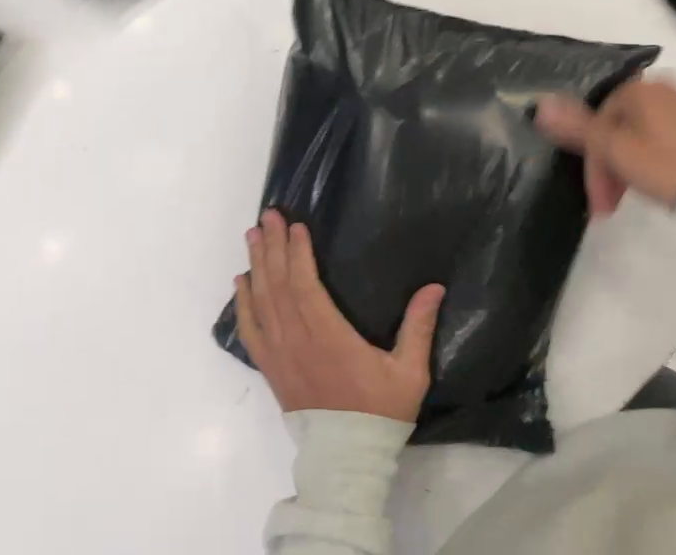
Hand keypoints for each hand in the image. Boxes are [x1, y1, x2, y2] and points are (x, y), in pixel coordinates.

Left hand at [234, 209, 445, 422]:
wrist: (347, 460)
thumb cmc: (380, 412)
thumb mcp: (409, 373)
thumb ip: (418, 328)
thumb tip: (435, 287)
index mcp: (328, 338)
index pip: (305, 286)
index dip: (298, 253)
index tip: (296, 225)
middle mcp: (297, 342)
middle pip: (279, 286)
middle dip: (273, 247)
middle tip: (268, 215)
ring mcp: (279, 356)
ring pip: (261, 302)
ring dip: (256, 266)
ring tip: (253, 235)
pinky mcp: (271, 369)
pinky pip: (250, 330)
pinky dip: (243, 303)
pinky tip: (241, 281)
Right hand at [535, 79, 675, 215]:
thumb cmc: (670, 166)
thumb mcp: (617, 151)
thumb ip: (578, 129)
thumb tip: (540, 104)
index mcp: (636, 89)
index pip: (595, 124)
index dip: (591, 164)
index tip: (599, 201)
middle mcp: (658, 88)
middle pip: (613, 129)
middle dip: (607, 169)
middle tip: (610, 207)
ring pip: (634, 136)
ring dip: (625, 169)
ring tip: (631, 200)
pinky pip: (656, 139)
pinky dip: (647, 161)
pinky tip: (656, 184)